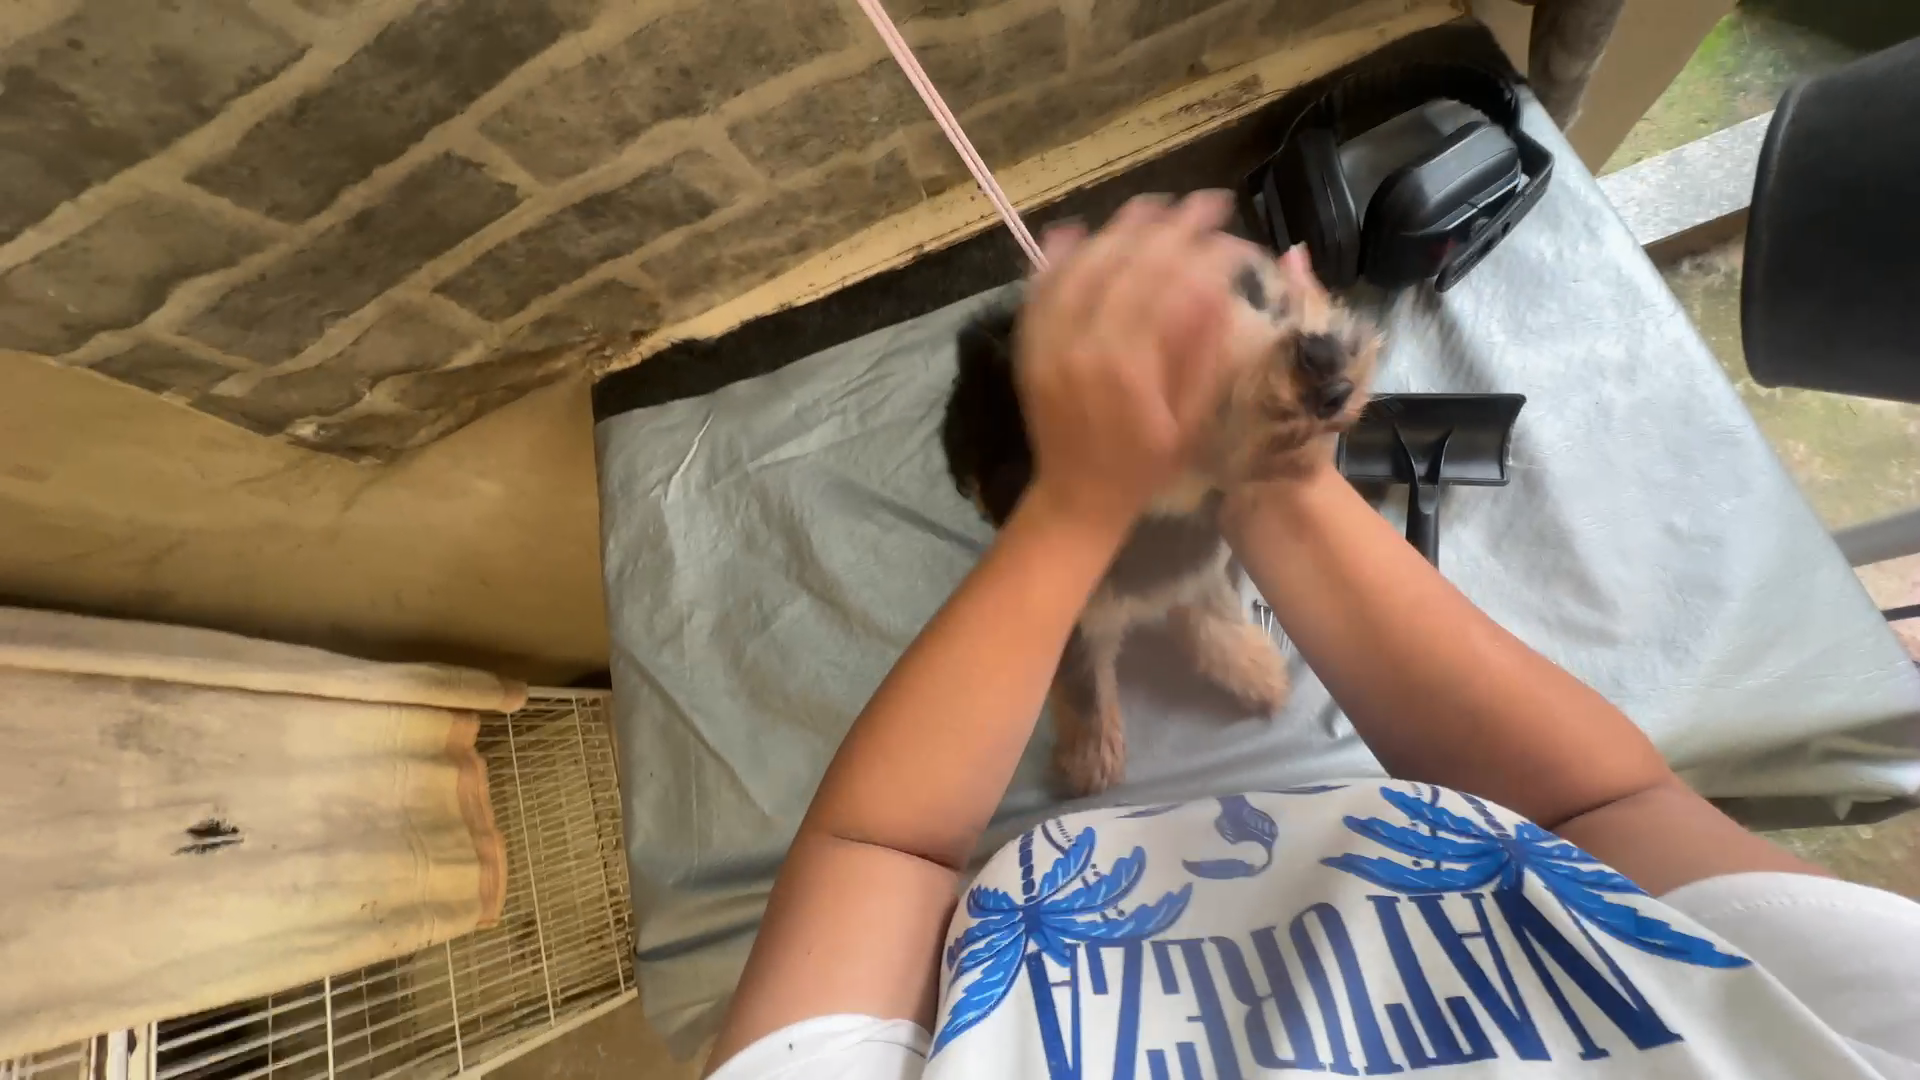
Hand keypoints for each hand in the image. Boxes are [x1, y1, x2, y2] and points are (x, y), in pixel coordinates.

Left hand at [1015, 191, 1253, 532]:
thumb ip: (1199, 355)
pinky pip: (1038, 295)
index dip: (1203, 253)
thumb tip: (1218, 290)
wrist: (1075, 498)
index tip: (1230, 234)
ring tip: (1151, 207)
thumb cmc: (1141, 467)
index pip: (1169, 286)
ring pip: (1080, 271)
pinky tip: (1073, 232)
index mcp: (1128, 367)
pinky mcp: (1029, 352)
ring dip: (1116, 232)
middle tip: (1203, 204)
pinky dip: (1054, 261)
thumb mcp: (1186, 422)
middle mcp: (1082, 347)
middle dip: (1169, 229)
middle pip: (1126, 267)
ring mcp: (1049, 346)